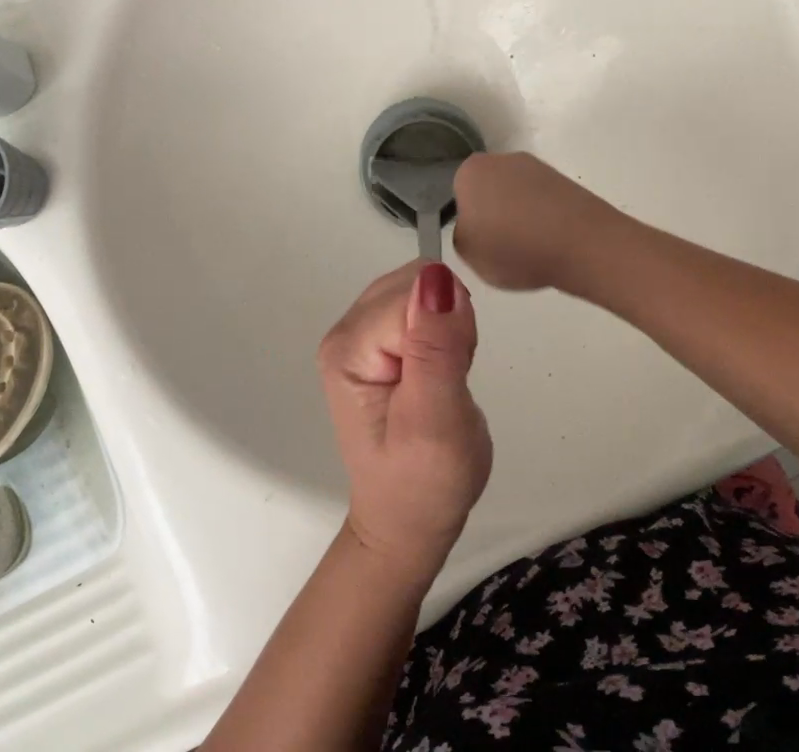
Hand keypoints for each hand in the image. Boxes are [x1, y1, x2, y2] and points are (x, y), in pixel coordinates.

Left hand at [318, 262, 490, 577]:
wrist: (409, 520)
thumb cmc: (425, 483)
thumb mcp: (437, 422)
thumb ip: (437, 349)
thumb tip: (438, 278)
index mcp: (349, 349)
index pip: (413, 297)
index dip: (448, 328)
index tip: (453, 373)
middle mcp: (346, 333)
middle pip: (413, 285)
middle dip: (448, 324)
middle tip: (449, 381)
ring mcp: (360, 338)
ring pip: (421, 292)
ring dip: (448, 330)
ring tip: (445, 381)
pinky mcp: (379, 345)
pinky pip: (422, 309)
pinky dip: (445, 334)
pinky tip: (440, 374)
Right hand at [452, 152, 622, 291]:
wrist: (583, 244)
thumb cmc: (514, 247)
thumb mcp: (467, 253)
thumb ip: (461, 234)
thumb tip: (476, 225)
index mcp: (470, 171)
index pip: (457, 195)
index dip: (467, 222)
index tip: (479, 244)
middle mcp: (501, 159)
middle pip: (488, 191)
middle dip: (492, 215)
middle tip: (502, 248)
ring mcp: (537, 167)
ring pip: (516, 197)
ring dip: (519, 218)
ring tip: (530, 249)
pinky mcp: (565, 181)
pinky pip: (542, 203)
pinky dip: (543, 220)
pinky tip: (550, 243)